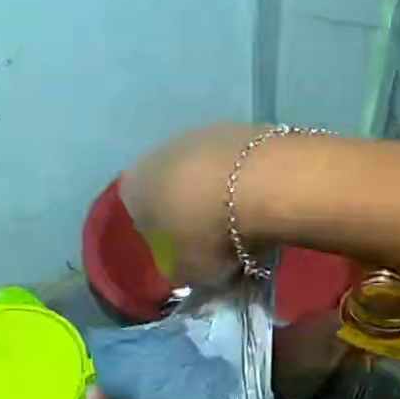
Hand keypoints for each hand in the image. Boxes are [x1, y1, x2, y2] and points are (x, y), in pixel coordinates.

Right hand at [119, 122, 260, 284]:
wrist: (264, 185)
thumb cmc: (211, 234)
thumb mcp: (189, 272)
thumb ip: (179, 269)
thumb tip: (184, 267)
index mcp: (134, 187)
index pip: (139, 215)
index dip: (164, 237)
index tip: (187, 253)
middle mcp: (159, 152)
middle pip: (173, 189)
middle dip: (193, 212)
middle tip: (218, 239)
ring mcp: (200, 133)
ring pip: (205, 172)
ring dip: (220, 193)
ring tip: (247, 221)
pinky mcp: (239, 127)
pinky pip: (237, 164)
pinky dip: (246, 180)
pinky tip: (265, 199)